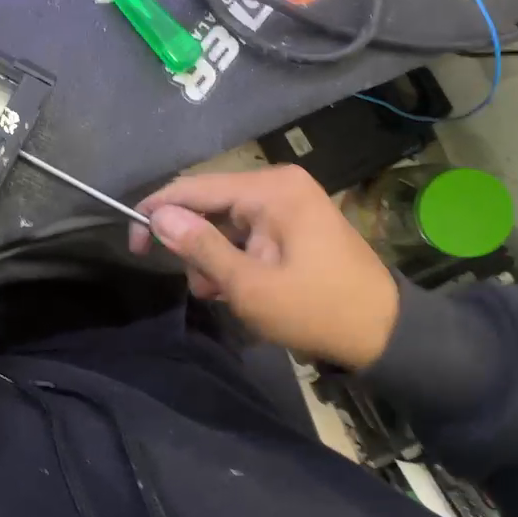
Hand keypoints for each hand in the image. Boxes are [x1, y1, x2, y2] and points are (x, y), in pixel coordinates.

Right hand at [129, 166, 399, 369]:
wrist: (386, 333)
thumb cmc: (316, 309)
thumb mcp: (248, 284)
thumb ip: (199, 247)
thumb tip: (156, 217)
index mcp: (270, 189)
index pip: (194, 188)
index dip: (156, 212)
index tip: (132, 243)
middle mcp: (277, 184)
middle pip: (208, 204)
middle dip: (192, 244)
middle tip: (198, 284)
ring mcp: (288, 201)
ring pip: (223, 220)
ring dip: (212, 256)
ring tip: (220, 293)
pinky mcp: (293, 221)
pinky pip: (245, 231)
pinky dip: (232, 257)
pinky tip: (236, 287)